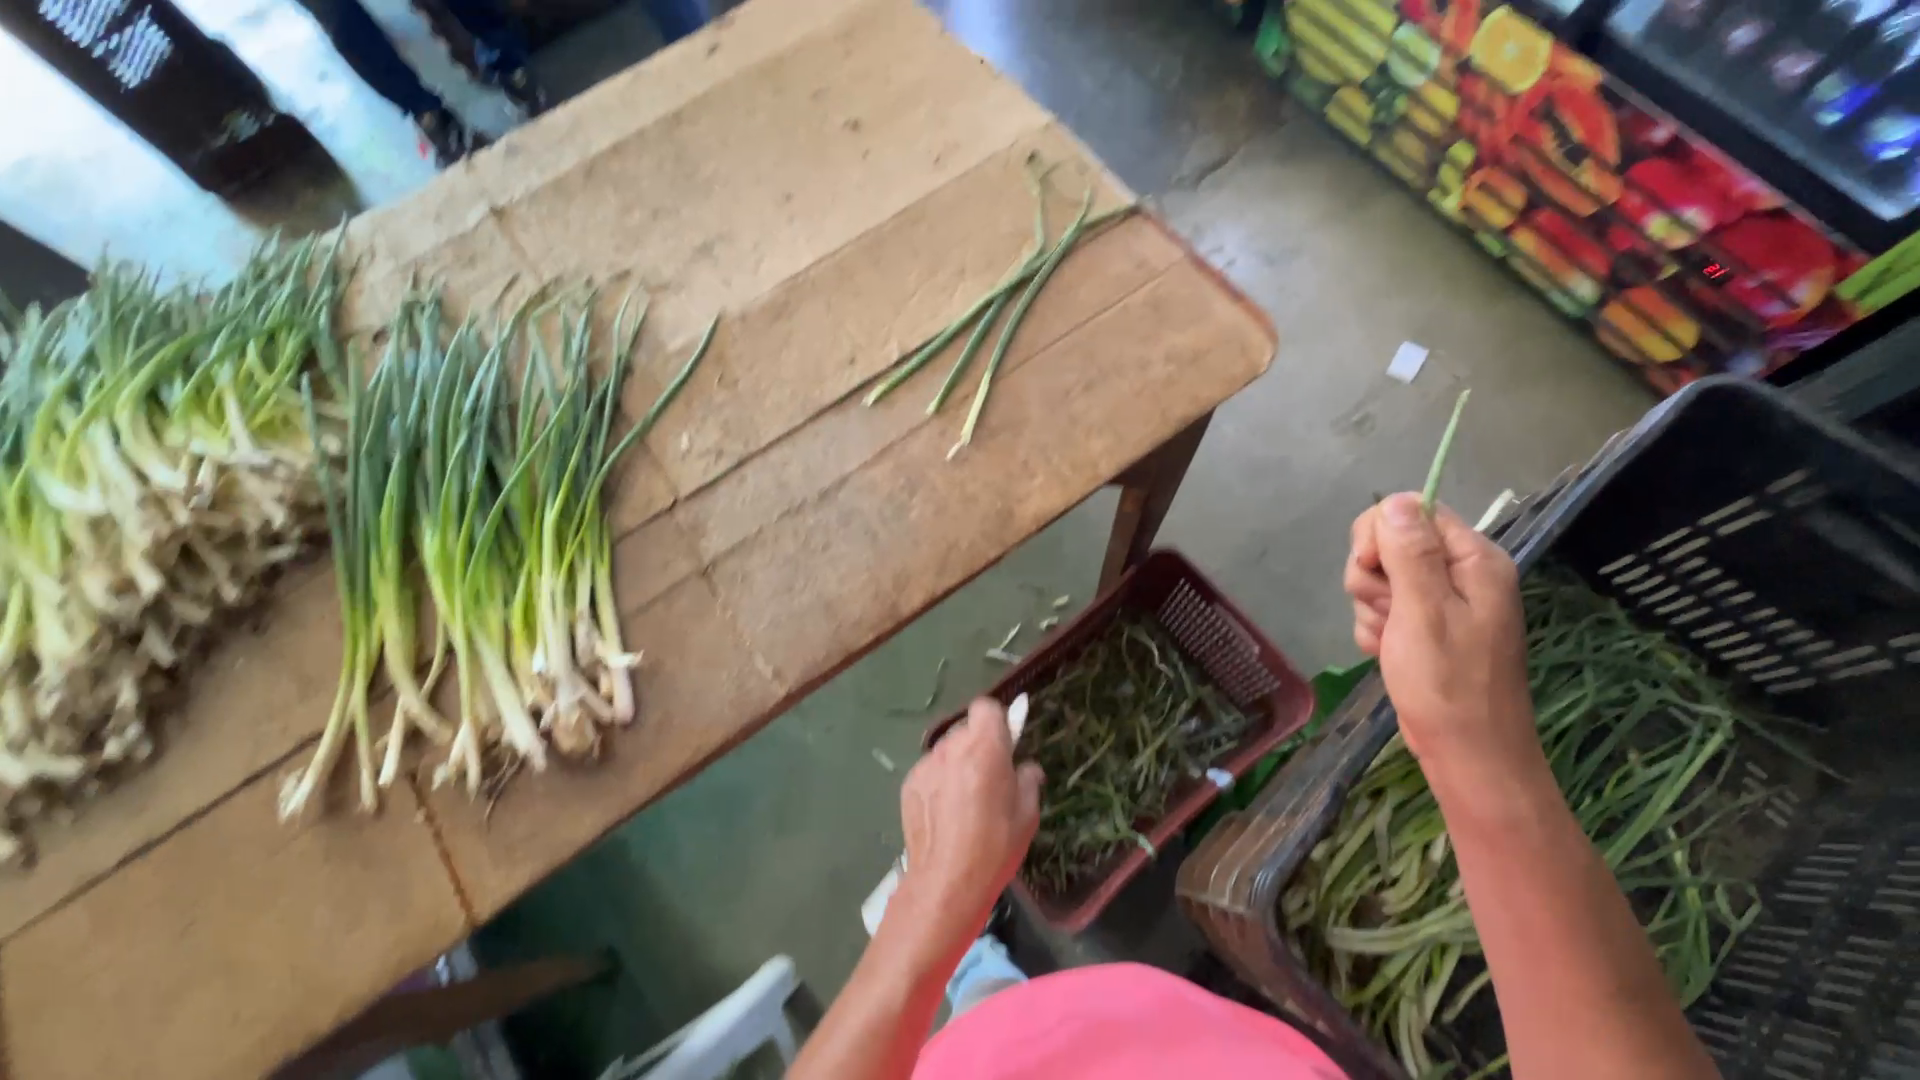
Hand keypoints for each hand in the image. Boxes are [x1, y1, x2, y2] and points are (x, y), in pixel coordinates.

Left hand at [892, 698, 1042, 956]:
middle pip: (966, 730)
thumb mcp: (1027, 814)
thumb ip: (1028, 779)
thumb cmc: (995, 846)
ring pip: (947, 752)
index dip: (997, 721)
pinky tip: (945, 813)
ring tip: (966, 800)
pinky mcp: (909, 784)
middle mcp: (952, 747)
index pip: (986, 707)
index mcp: (985, 747)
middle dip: (978, 746)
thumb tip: (1025, 768)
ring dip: (958, 765)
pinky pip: (931, 772)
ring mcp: (926, 765)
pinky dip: (939, 782)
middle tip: (990, 777)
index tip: (1005, 743)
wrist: (946, 881)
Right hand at [1345, 493, 1533, 769]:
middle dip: (1372, 578)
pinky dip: (1375, 630)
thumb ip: (1409, 552)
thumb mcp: (1423, 612)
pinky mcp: (1424, 628)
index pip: (1412, 511)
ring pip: (1379, 579)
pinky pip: (1382, 610)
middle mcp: (1461, 574)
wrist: (1467, 753)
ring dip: (1371, 609)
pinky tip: (1386, 653)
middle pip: (1389, 544)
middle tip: (1386, 612)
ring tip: (1390, 641)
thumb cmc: (1447, 683)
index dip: (1379, 536)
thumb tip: (1395, 499)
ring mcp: (1442, 603)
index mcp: (1474, 560)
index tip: (1370, 570)